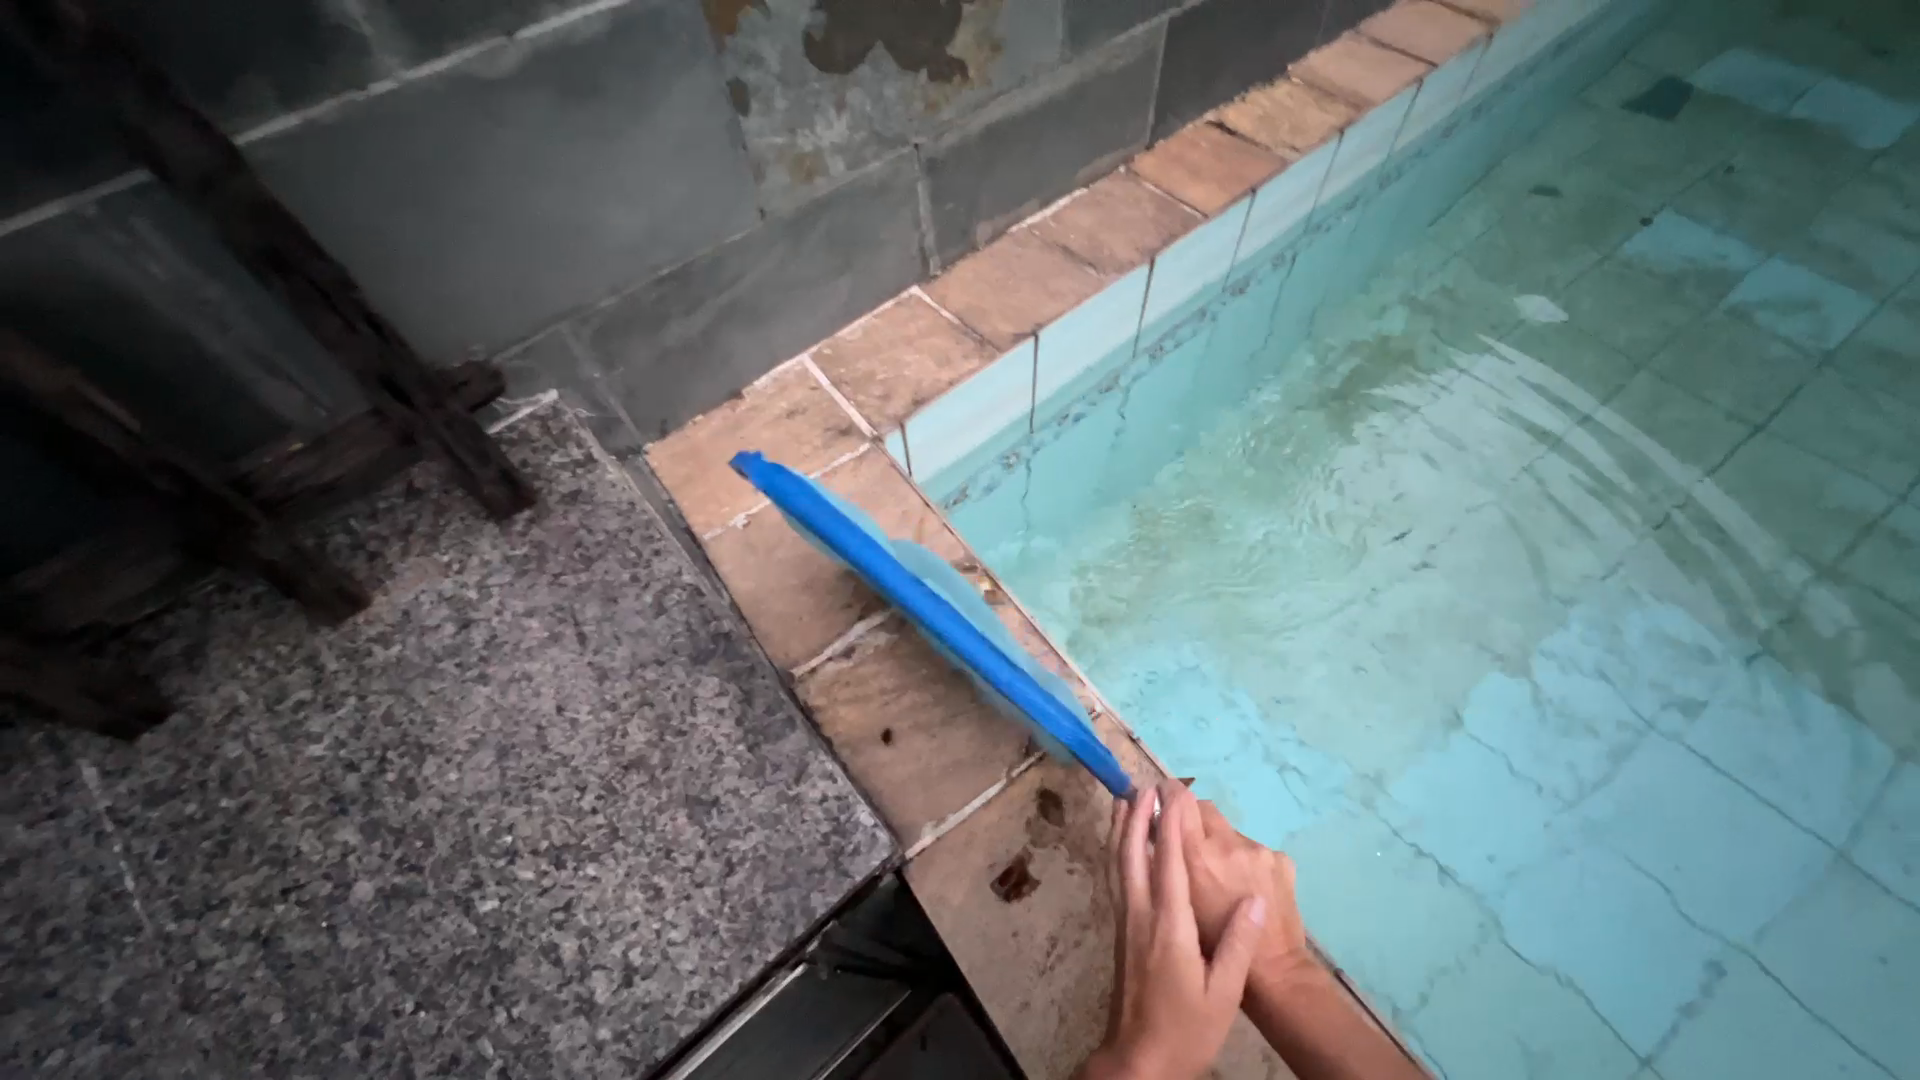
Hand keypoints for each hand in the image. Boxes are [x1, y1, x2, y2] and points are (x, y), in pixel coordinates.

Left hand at [1079, 782, 1266, 1079]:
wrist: (1139, 1057)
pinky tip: (1124, 845)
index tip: (1173, 790)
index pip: (1166, 859)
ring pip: (1117, 861)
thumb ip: (1239, 944)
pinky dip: (1119, 850)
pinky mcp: (1121, 929)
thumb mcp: (1224, 992)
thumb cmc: (1186, 1026)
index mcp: (1167, 923)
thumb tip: (1255, 898)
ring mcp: (1125, 919)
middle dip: (1138, 814)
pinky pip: (1117, 876)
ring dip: (1122, 827)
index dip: (1168, 821)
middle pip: (1131, 850)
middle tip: (1148, 782)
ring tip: (1127, 798)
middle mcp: (1139, 912)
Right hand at [1172, 787, 1315, 985]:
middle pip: (1204, 807)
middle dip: (1192, 817)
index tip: (1160, 794)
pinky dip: (1245, 860)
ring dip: (1220, 843)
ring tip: (1221, 876)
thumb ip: (1166, 859)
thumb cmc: (1211, 942)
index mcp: (1198, 854)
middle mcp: (1228, 843)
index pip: (1180, 799)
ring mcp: (1259, 850)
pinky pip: (1253, 849)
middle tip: (1188, 841)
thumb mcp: (1177, 900)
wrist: (1273, 969)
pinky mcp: (1281, 860)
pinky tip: (1246, 885)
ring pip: (1229, 831)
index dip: (1168, 792)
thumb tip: (1154, 827)